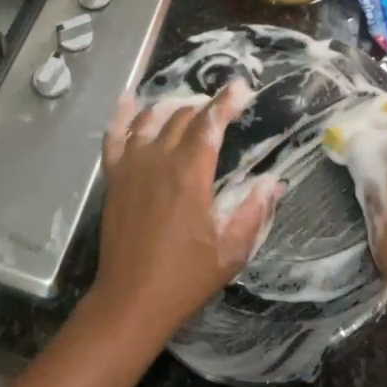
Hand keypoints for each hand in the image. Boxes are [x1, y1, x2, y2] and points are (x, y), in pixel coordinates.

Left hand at [89, 85, 282, 336]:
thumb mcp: (231, 249)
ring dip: (170, 107)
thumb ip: (254, 211)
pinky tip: (130, 101)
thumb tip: (273, 182)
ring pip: (149, 119)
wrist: (132, 298)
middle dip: (204, 107)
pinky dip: (123, 115)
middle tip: (220, 108)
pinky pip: (114, 136)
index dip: (226, 102)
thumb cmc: (186, 276)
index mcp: (189, 174)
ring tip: (187, 106)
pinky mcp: (114, 177)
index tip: (242, 87)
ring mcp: (131, 165)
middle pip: (181, 117)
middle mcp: (158, 159)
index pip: (210, 124)